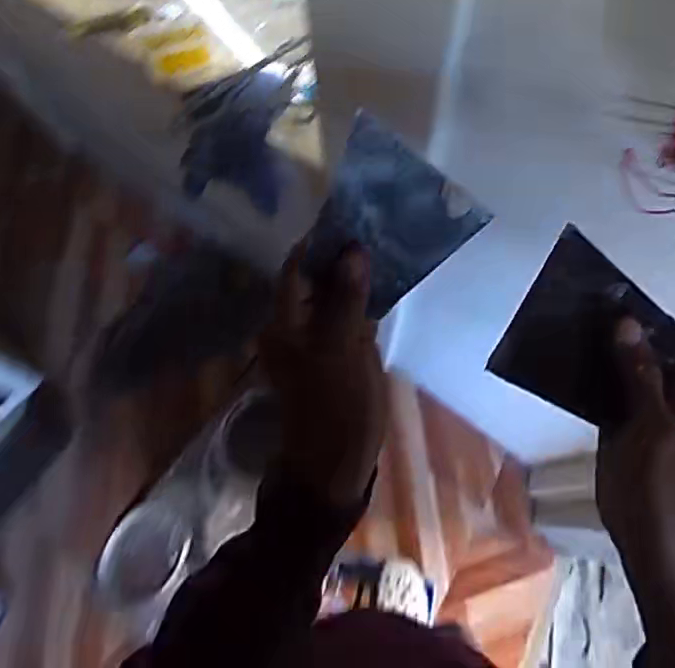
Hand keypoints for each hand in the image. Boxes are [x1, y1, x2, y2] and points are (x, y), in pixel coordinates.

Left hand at [260, 244, 387, 506]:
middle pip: (316, 276)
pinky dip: (365, 291)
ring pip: (335, 291)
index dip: (319, 240)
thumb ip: (346, 300)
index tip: (348, 211)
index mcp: (285, 322)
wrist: (338, 463)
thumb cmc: (334, 407)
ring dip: (355, 268)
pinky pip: (350, 309)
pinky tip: (388, 274)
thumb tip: (353, 249)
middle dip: (341, 250)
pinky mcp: (341, 346)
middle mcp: (297, 323)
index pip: (298, 267)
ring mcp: (320, 335)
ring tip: (383, 237)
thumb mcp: (340, 352)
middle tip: (373, 219)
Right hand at [598, 318, 674, 667]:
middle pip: (643, 356)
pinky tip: (567, 366)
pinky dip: (592, 383)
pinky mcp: (623, 433)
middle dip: (616, 336)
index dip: (640, 320)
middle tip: (577, 308)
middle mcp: (673, 400)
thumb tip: (627, 322)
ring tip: (567, 328)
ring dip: (601, 357)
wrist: (654, 555)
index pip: (667, 343)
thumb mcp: (652, 428)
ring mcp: (646, 417)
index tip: (604, 295)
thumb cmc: (662, 492)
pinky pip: (608, 397)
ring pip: (623, 375)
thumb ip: (640, 375)